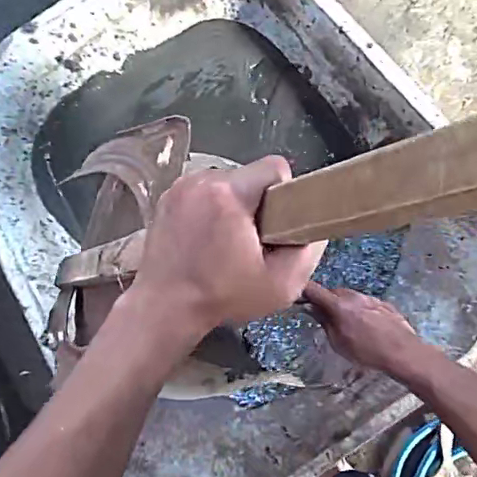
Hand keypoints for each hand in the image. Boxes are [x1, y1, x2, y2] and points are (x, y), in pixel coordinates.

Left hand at [132, 155, 325, 333]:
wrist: (163, 309)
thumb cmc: (220, 297)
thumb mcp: (279, 286)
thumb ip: (307, 252)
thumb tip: (313, 230)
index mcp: (228, 194)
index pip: (274, 167)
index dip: (284, 193)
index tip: (277, 223)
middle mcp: (201, 180)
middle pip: (248, 177)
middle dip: (257, 203)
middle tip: (253, 240)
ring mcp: (180, 188)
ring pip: (226, 183)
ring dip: (233, 206)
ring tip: (228, 242)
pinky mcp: (167, 199)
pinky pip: (203, 192)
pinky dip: (210, 209)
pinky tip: (207, 239)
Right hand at [303, 283, 434, 377]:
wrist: (403, 352)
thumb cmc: (367, 352)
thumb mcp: (339, 343)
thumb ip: (325, 323)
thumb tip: (313, 309)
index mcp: (339, 304)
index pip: (314, 289)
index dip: (303, 290)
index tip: (297, 296)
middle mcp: (354, 296)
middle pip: (333, 292)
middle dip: (325, 300)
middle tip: (324, 315)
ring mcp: (370, 298)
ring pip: (350, 296)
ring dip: (344, 304)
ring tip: (347, 323)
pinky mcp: (384, 303)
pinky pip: (365, 302)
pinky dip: (360, 309)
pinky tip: (366, 325)